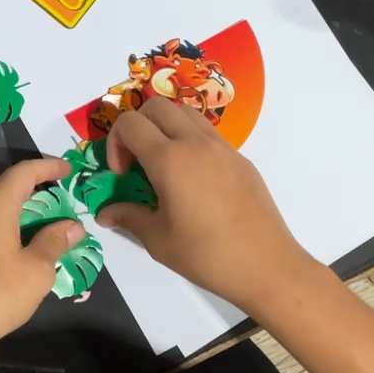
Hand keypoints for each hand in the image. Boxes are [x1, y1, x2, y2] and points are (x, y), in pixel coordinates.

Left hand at [0, 158, 84, 360]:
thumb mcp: (37, 269)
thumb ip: (56, 241)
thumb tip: (73, 226)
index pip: (25, 171)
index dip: (48, 167)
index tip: (68, 168)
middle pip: (8, 186)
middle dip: (36, 190)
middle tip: (62, 201)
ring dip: (19, 209)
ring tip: (44, 222)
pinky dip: (3, 222)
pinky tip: (16, 240)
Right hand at [97, 96, 321, 315]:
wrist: (268, 267)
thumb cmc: (207, 255)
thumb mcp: (158, 241)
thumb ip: (128, 218)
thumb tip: (105, 214)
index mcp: (169, 160)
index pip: (129, 123)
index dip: (115, 142)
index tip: (123, 173)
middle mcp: (194, 143)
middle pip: (156, 106)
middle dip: (138, 125)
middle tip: (138, 160)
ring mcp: (221, 148)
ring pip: (185, 112)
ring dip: (166, 126)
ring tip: (165, 162)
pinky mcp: (241, 159)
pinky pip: (208, 133)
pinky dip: (191, 140)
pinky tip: (194, 178)